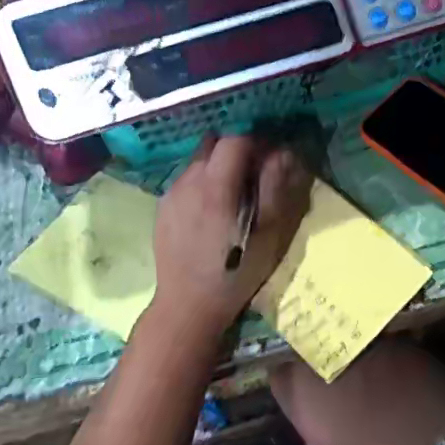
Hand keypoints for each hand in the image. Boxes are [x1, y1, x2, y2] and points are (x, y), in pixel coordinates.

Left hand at [148, 136, 311, 342]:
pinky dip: (204, 181)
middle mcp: (188, 180)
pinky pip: (187, 179)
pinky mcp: (162, 206)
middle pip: (214, 142)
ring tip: (235, 194)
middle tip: (256, 172)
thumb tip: (282, 152)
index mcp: (216, 186)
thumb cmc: (236, 273)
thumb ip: (275, 187)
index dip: (257, 140)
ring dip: (220, 165)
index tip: (272, 154)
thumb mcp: (268, 234)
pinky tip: (213, 211)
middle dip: (238, 148)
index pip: (235, 138)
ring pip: (199, 160)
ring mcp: (171, 192)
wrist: (187, 306)